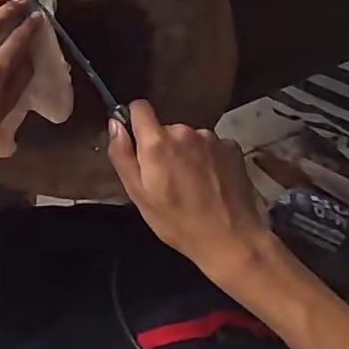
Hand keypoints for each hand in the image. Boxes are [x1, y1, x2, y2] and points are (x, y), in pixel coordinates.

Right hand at [107, 100, 276, 284]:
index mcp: (157, 142)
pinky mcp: (232, 147)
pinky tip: (213, 182)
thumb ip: (122, 155)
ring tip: (194, 183)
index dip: (135, 120)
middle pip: (165, 128)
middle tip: (168, 178)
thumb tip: (115, 124)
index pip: (139, 107)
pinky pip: (211, 145)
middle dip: (163, 146)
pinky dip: (209, 158)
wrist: (233, 241)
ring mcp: (211, 138)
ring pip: (188, 138)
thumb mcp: (138, 194)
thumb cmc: (177, 222)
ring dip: (187, 153)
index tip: (138, 140)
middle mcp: (184, 131)